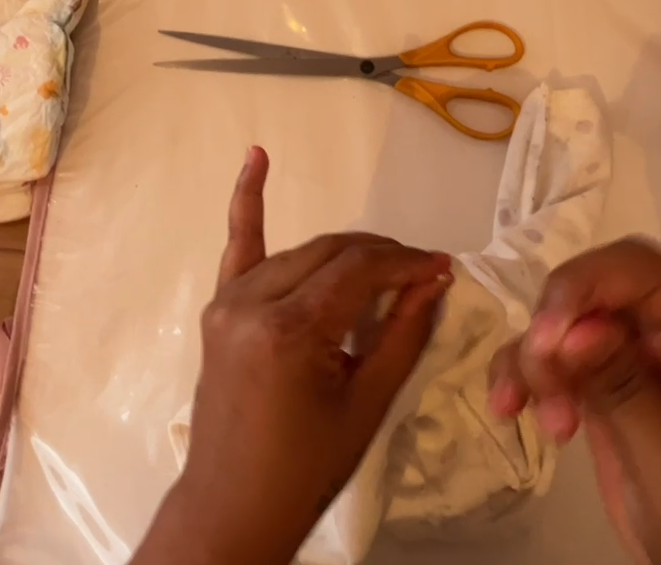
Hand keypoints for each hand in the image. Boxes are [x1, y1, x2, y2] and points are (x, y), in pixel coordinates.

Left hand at [133, 147, 452, 564]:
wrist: (233, 503)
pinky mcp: (219, 305)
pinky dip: (247, 199)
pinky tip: (257, 156)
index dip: (404, 263)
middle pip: (330, 252)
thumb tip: (433, 278)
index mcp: (289, 330)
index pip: (358, 271)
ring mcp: (228, 300)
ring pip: (300, 251)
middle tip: (421, 268)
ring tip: (384, 264)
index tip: (441, 264)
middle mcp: (252, 302)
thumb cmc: (306, 466)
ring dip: (343, 252)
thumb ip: (402, 333)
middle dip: (380, 255)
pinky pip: (238, 244)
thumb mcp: (367, 403)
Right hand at [488, 169, 660, 564]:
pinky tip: (512, 408)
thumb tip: (573, 325)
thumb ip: (628, 398)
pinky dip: (525, 370)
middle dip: (576, 300)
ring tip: (540, 409)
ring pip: (579, 304)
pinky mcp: (605, 371)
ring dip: (545, 348)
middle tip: (546, 352)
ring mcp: (649, 348)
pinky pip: (554, 346)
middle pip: (631, 271)